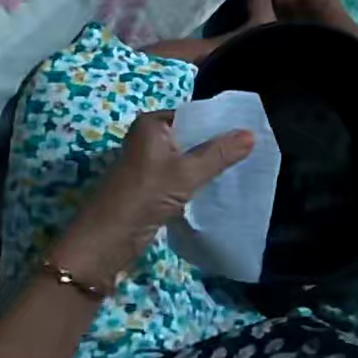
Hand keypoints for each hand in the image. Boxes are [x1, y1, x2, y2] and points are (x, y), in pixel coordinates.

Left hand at [46, 111, 253, 286]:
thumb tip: (252, 134)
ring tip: (242, 165)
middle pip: (193, 135)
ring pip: (190, 156)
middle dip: (218, 144)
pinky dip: (200, 178)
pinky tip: (221, 183)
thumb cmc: (143, 197)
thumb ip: (219, 153)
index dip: (221, 123)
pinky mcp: (152, 184)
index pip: (195, 115)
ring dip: (210, 163)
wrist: (105, 243)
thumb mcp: (186, 173)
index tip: (249, 131)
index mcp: (152, 124)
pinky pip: (184, 174)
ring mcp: (150, 162)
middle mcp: (149, 138)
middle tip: (251, 149)